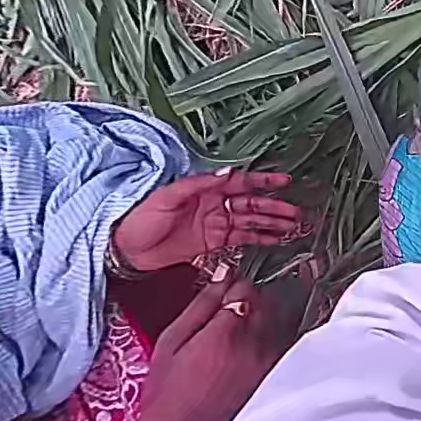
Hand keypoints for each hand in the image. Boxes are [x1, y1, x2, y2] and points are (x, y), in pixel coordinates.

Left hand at [114, 169, 303, 272]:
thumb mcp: (168, 196)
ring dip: (272, 223)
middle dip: (275, 208)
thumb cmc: (141, 217)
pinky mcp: (213, 242)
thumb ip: (200, 184)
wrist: (124, 248)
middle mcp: (215, 204)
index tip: (285, 182)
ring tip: (294, 226)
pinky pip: (242, 238)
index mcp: (206, 189)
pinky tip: (276, 239)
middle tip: (297, 213)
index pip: (242, 183)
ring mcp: (215, 223)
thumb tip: (228, 172)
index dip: (264, 182)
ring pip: (251, 221)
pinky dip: (260, 239)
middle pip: (252, 204)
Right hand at [130, 274, 287, 420]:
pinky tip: (249, 355)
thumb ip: (202, 305)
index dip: (234, 287)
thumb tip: (223, 277)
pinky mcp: (279, 376)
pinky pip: (283, 344)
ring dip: (264, 320)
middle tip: (227, 319)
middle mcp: (259, 342)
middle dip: (251, 302)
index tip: (224, 296)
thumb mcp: (171, 343)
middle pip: (268, 301)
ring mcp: (273, 360)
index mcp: (229, 329)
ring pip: (279, 320)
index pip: (247, 287)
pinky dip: (271, 341)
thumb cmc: (170, 396)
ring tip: (237, 340)